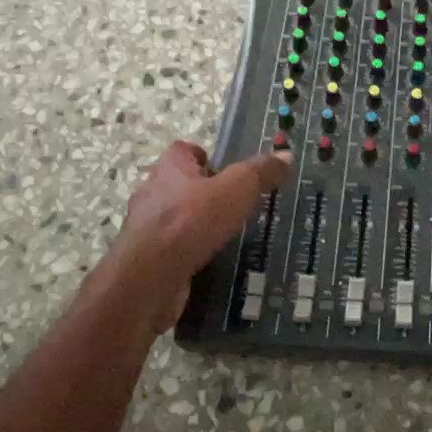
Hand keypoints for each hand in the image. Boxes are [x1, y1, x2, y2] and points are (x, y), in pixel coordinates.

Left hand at [92, 140, 292, 337]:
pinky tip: (207, 263)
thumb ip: (260, 172)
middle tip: (232, 204)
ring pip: (173, 219)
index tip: (226, 170)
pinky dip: (187, 254)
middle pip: (178, 183)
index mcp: (170, 168)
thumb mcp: (236, 190)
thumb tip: (286, 155)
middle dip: (202, 192)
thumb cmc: (190, 223)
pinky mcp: (145, 260)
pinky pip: (170, 250)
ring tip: (224, 236)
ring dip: (194, 225)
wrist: (146, 281)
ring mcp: (145, 228)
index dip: (204, 156)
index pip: (183, 150)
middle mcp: (152, 193)